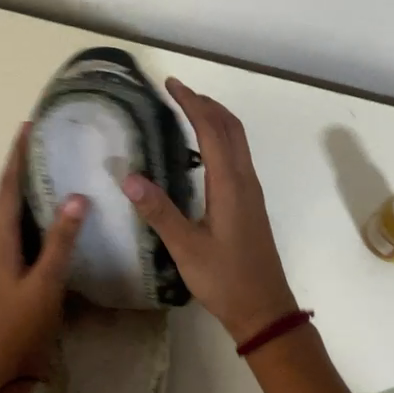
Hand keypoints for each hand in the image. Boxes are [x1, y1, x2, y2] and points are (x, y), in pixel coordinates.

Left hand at [0, 123, 87, 392]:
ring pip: (14, 216)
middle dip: (24, 168)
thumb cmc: (20, 330)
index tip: (28, 127)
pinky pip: (20, 234)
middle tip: (48, 142)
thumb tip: (76, 197)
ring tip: (55, 169)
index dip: (17, 157)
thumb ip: (61, 241)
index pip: (7, 189)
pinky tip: (57, 217)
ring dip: (29, 192)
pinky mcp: (7, 275)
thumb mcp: (46, 284)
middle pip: (7, 198)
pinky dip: (36, 217)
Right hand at [124, 78, 299, 343]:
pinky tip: (201, 151)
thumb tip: (129, 176)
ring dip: (215, 118)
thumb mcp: (185, 247)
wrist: (264, 307)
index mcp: (229, 183)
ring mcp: (250, 190)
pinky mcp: (250, 202)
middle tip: (177, 91)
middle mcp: (243, 179)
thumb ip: (158, 211)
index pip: (211, 129)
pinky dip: (220, 138)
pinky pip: (237, 155)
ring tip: (188, 110)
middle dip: (205, 103)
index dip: (192, 103)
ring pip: (237, 139)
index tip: (171, 85)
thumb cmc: (225, 279)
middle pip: (230, 126)